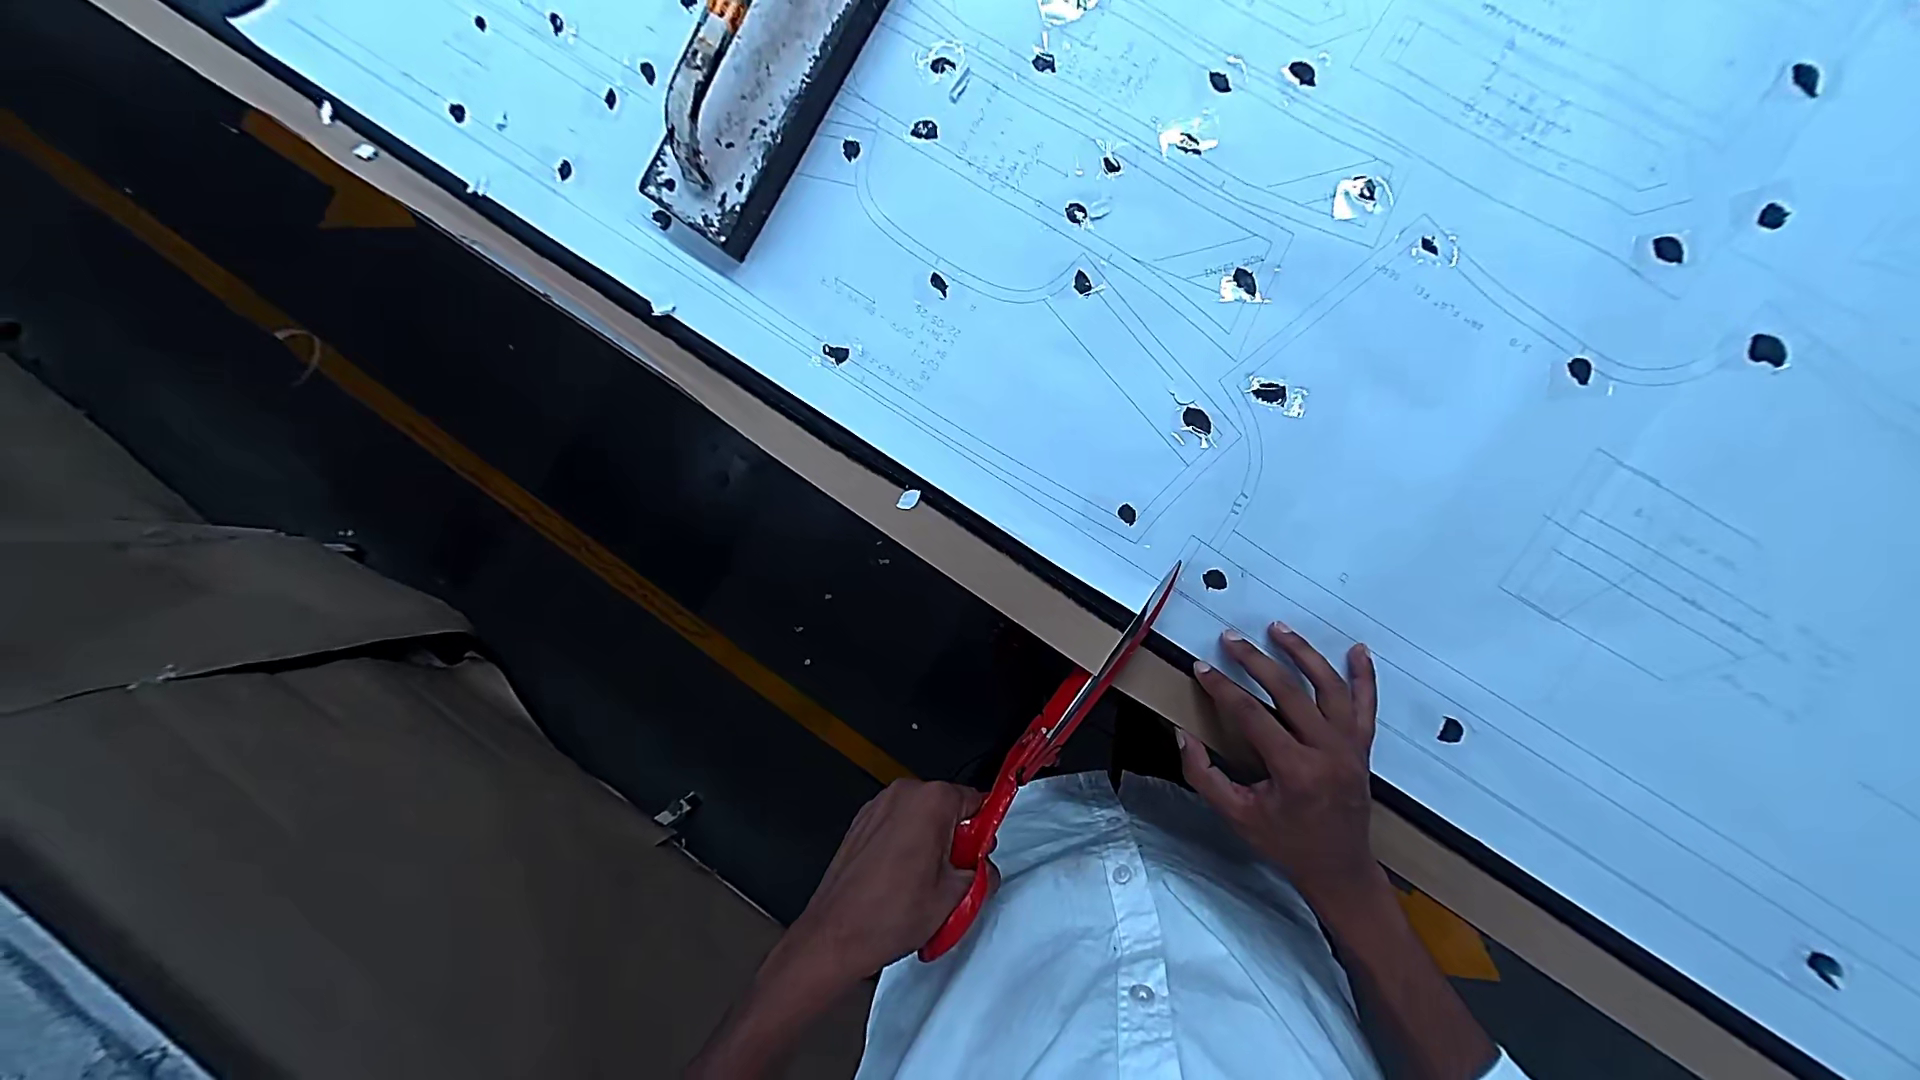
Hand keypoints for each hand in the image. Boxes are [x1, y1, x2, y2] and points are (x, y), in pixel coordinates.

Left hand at [785, 779, 985, 980]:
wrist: (835, 935)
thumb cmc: (883, 915)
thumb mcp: (955, 898)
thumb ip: (983, 873)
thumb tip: (985, 868)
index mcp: (931, 801)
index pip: (975, 800)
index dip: (983, 828)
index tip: (984, 846)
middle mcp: (904, 795)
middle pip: (947, 808)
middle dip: (956, 840)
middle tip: (955, 876)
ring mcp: (879, 806)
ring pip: (921, 818)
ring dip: (929, 844)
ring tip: (924, 885)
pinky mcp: (862, 822)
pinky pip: (897, 826)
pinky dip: (905, 846)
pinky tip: (902, 882)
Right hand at [1178, 622, 1382, 908]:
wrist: (1340, 869)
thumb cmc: (1286, 844)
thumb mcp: (1235, 815)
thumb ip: (1203, 774)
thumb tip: (1183, 735)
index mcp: (1295, 769)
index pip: (1251, 714)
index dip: (1221, 687)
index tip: (1201, 669)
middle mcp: (1328, 752)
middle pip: (1288, 691)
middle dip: (1254, 660)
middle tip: (1231, 639)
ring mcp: (1350, 747)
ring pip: (1328, 687)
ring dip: (1303, 654)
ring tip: (1279, 629)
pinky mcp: (1362, 748)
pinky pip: (1366, 704)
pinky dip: (1364, 675)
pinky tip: (1356, 650)